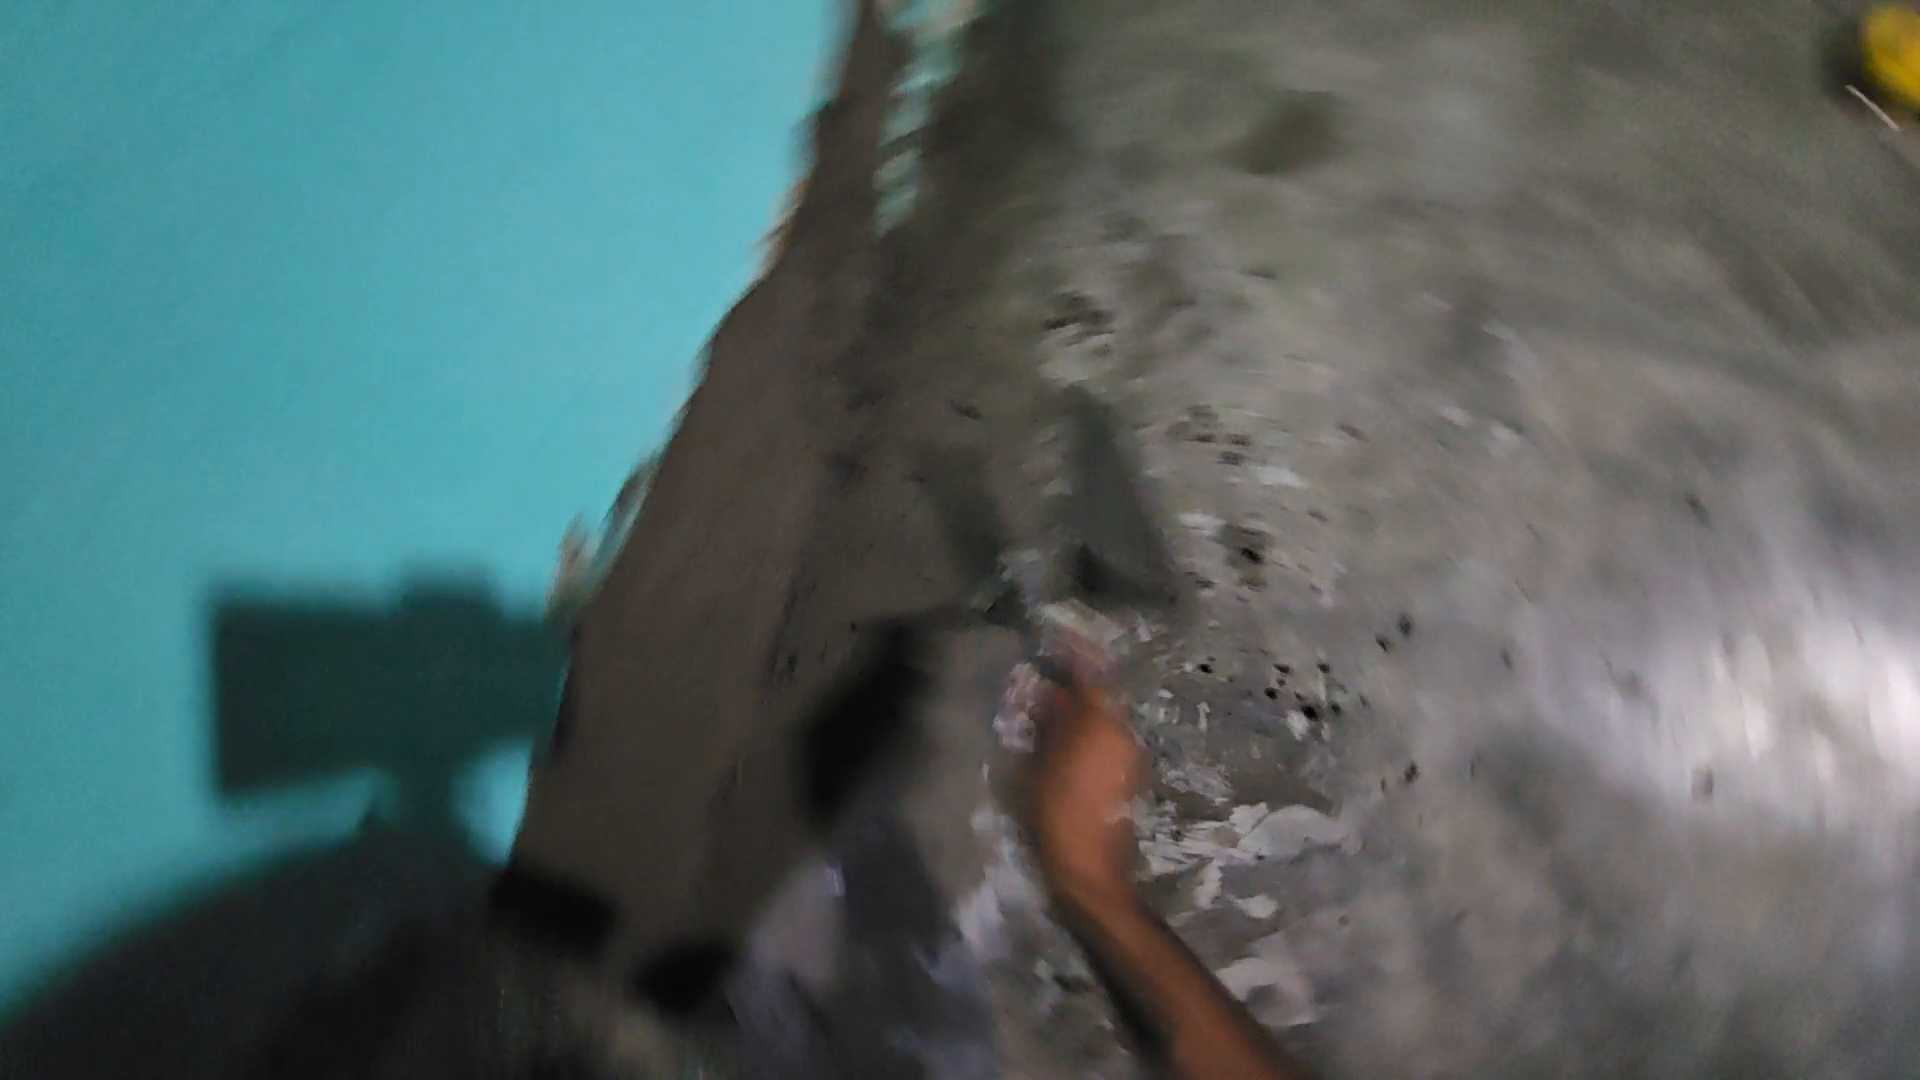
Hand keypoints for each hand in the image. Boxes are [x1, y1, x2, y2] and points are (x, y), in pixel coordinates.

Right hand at [1026, 638, 1145, 908]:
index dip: (1072, 655)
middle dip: (1072, 686)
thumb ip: (1048, 722)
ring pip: (1102, 719)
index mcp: (1100, 725)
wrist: (1089, 871)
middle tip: (1043, 681)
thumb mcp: (1040, 764)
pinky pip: (1106, 739)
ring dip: (1079, 710)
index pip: (1089, 675)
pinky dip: (1086, 732)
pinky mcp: (1128, 775)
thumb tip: (1050, 691)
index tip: (1055, 640)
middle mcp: (1122, 734)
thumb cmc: (1057, 814)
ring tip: (1048, 712)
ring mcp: (1129, 756)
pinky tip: (1063, 741)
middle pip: (1098, 696)